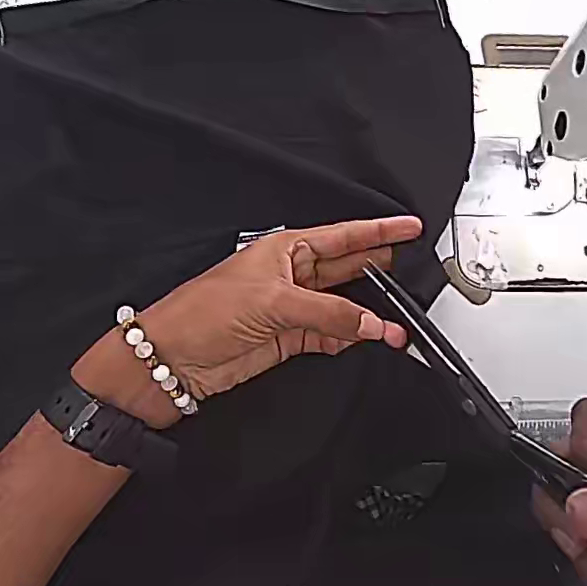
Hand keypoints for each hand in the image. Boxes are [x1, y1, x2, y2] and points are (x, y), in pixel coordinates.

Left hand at [73, 216, 420, 426]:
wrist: (175, 357)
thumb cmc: (204, 311)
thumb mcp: (272, 301)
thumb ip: (327, 313)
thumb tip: (370, 323)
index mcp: (285, 249)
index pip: (342, 235)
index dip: (378, 231)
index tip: (409, 227)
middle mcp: (291, 275)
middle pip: (347, 268)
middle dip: (379, 270)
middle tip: (411, 272)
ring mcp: (292, 307)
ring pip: (342, 306)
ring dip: (368, 314)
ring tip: (396, 318)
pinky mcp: (289, 338)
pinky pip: (330, 334)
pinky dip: (349, 338)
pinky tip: (365, 338)